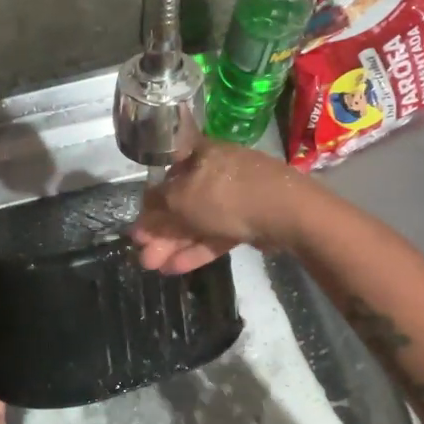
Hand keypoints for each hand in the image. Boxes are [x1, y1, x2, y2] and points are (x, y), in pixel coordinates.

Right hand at [131, 141, 313, 274]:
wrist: (285, 212)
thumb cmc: (225, 195)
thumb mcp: (181, 198)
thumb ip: (158, 203)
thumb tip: (145, 207)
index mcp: (199, 154)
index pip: (167, 173)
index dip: (150, 200)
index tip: (138, 223)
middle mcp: (215, 171)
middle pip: (180, 203)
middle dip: (159, 230)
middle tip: (142, 254)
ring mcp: (233, 197)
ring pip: (196, 222)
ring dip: (173, 244)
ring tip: (152, 267)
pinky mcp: (246, 220)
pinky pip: (215, 235)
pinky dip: (196, 250)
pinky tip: (175, 269)